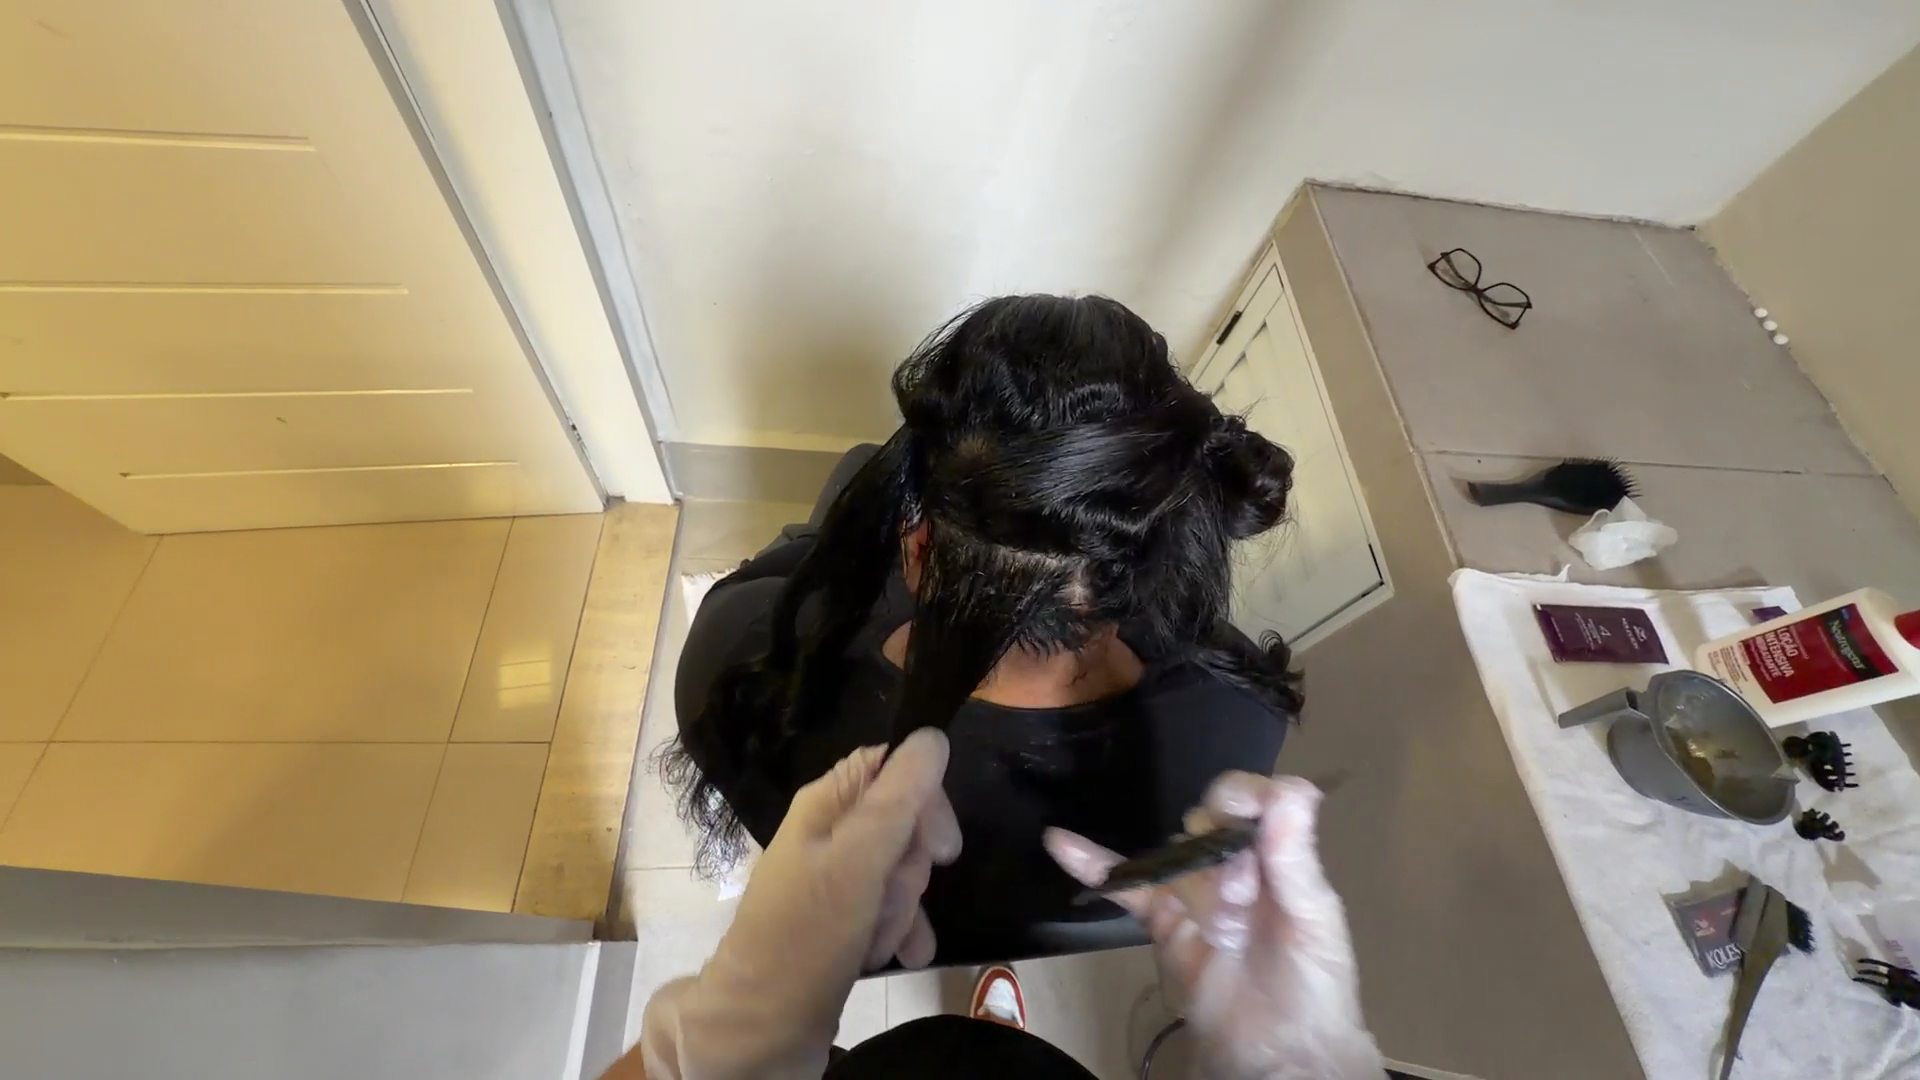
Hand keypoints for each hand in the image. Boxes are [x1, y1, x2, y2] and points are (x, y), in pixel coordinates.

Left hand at [649, 729, 960, 1079]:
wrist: (759, 1032)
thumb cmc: (806, 936)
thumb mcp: (856, 861)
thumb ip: (898, 797)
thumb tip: (933, 735)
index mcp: (827, 802)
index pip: (893, 767)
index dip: (924, 801)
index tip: (939, 844)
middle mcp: (832, 831)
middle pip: (903, 820)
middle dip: (911, 865)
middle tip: (891, 896)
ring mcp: (838, 877)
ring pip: (901, 868)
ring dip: (903, 905)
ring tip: (880, 936)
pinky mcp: (845, 917)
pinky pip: (891, 906)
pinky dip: (900, 930)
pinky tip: (900, 955)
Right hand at [1045, 774, 1381, 1079]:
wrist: (1278, 1060)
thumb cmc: (1310, 987)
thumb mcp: (1314, 918)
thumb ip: (1295, 854)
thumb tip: (1295, 786)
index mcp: (1274, 856)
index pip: (1252, 799)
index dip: (1243, 798)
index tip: (1240, 817)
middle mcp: (1233, 863)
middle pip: (1208, 819)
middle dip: (1217, 849)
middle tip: (1241, 900)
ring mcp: (1192, 889)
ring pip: (1169, 850)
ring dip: (1180, 873)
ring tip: (1219, 927)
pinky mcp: (1161, 917)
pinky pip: (1125, 884)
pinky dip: (1092, 864)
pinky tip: (1060, 843)